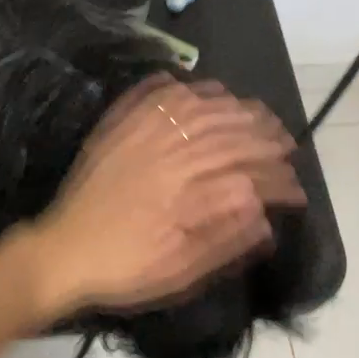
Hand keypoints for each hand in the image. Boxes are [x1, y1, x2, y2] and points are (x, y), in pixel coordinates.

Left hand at [25, 76, 305, 317]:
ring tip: (256, 114)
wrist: (62, 252)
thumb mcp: (180, 270)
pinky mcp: (115, 129)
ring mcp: (139, 136)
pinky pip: (151, 96)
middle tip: (286, 143)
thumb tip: (265, 215)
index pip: (248, 174)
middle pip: (228, 133)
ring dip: (233, 108)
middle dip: (265, 137)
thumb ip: (225, 240)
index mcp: (188, 193)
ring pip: (197, 108)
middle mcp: (168, 155)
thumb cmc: (124, 269)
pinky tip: (198, 88)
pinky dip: (179, 87)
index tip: (297, 190)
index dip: (279, 180)